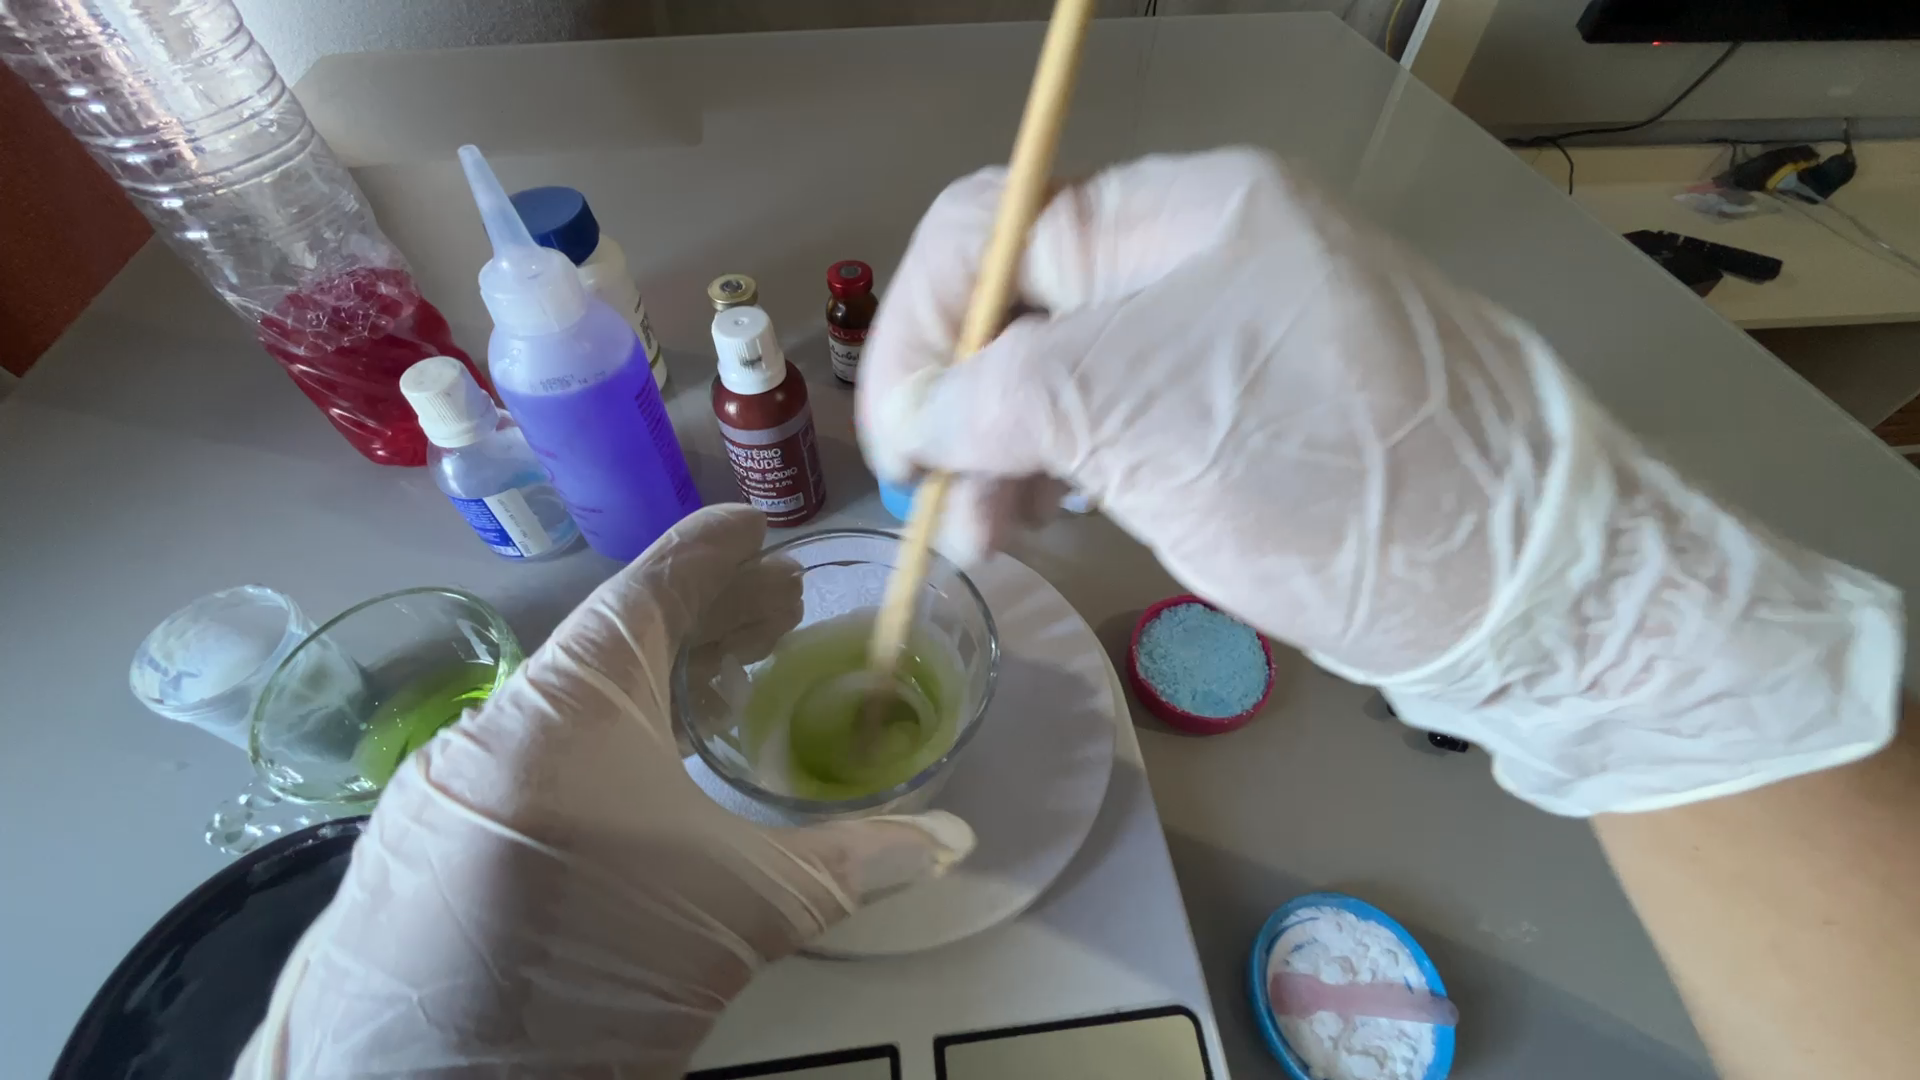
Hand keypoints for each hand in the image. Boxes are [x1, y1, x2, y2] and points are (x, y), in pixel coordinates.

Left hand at [233, 506, 973, 1077]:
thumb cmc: (602, 978)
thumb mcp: (745, 911)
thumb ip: (855, 860)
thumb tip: (950, 840)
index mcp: (568, 714)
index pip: (648, 592)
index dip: (709, 551)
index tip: (756, 523)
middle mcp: (498, 728)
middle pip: (621, 635)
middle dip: (712, 611)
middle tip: (783, 604)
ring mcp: (453, 783)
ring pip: (578, 692)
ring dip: (665, 671)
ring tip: (737, 675)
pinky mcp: (432, 839)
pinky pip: (539, 743)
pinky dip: (613, 726)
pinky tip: (657, 757)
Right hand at [860, 147, 1899, 815]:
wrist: (1501, 583)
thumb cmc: (1332, 473)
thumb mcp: (1150, 415)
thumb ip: (1005, 398)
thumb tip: (912, 417)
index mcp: (1175, 218)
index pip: (995, 232)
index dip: (921, 325)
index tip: (892, 431)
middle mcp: (1177, 270)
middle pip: (1012, 314)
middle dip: (955, 408)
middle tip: (930, 503)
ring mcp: (1188, 353)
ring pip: (1043, 385)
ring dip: (991, 458)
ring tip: (977, 537)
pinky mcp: (1197, 426)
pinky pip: (1086, 434)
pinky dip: (1041, 477)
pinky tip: (1026, 521)